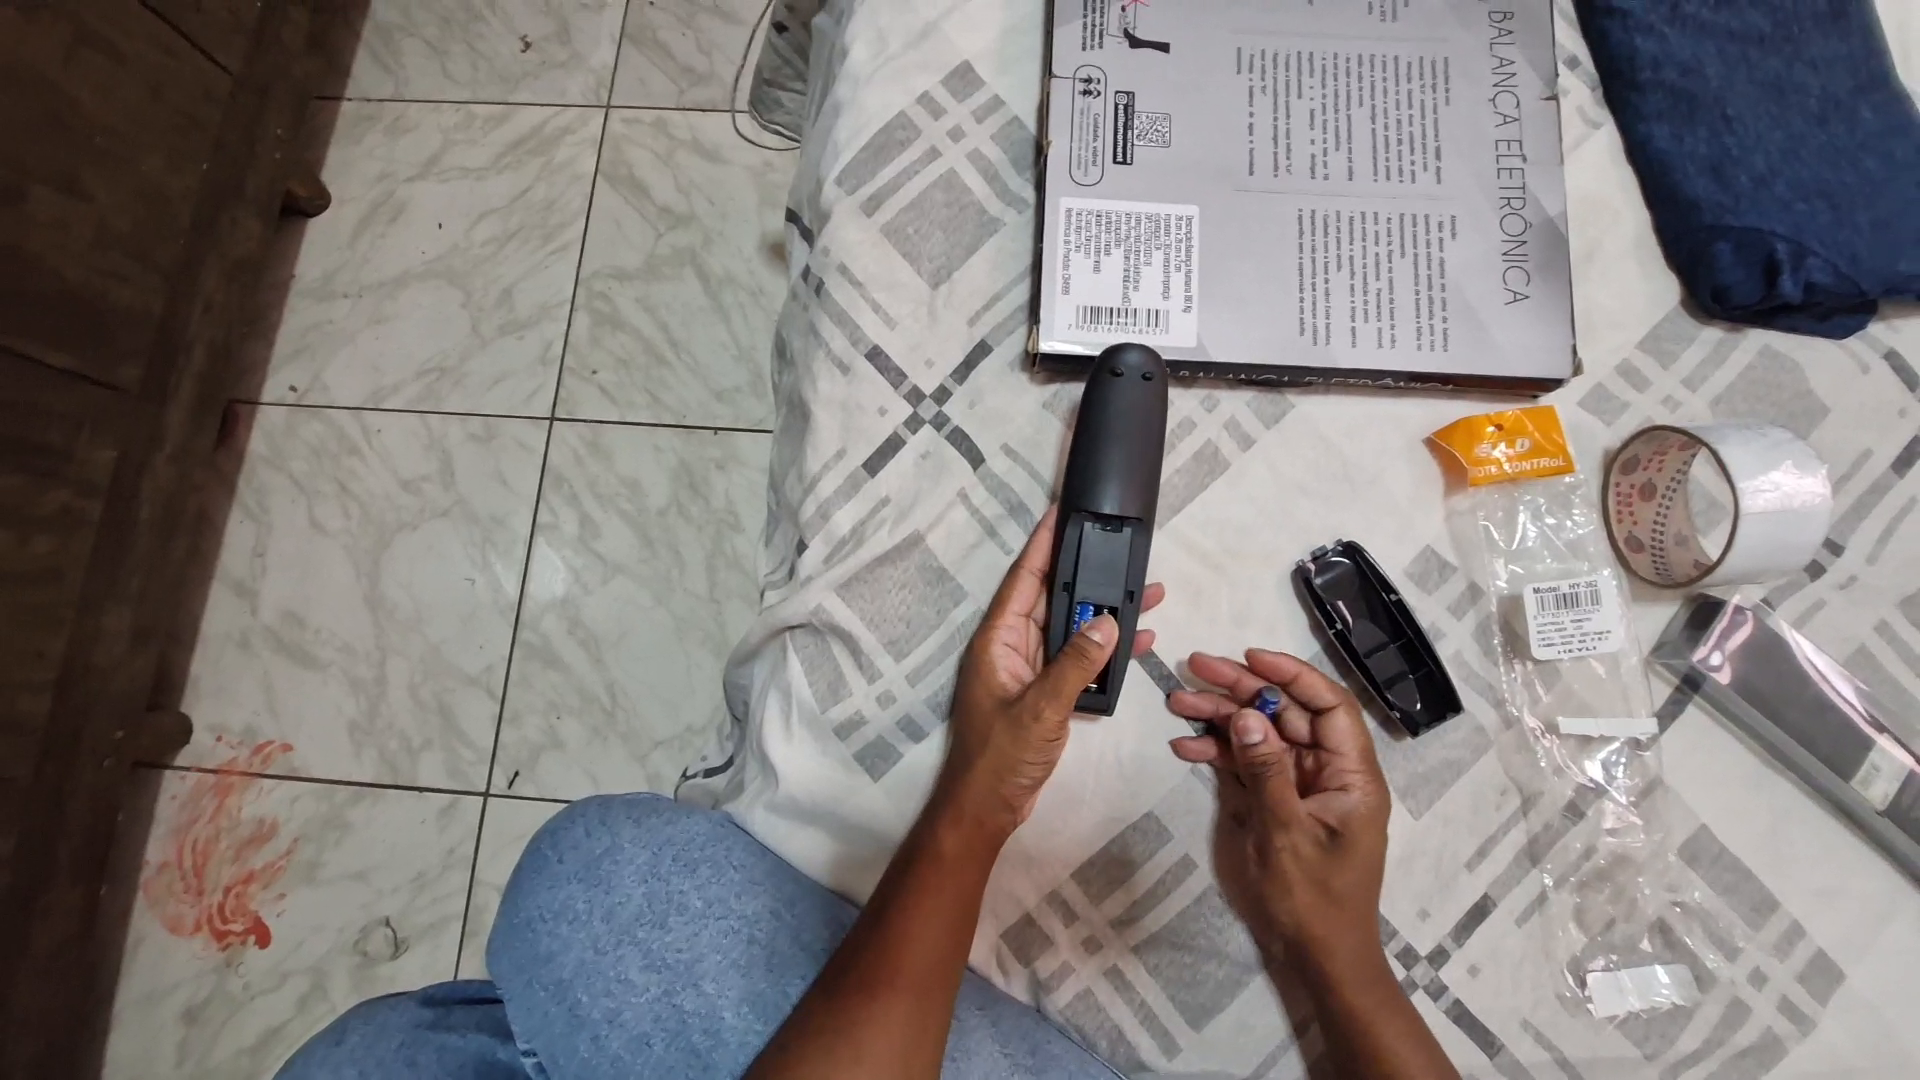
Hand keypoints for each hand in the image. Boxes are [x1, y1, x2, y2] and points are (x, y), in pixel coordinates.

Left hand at [934, 507, 1163, 839]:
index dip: (1044, 545)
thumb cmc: (1001, 757)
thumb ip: (1076, 665)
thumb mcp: (1041, 708)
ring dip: (1103, 615)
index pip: (1024, 579)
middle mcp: (1012, 647)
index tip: (1063, 512)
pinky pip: (1077, 661)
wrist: (988, 808)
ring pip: (1069, 629)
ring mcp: (1029, 670)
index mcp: (998, 640)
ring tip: (1147, 594)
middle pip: (1052, 599)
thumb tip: (1109, 621)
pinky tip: (1136, 642)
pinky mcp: (1045, 693)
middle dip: (1088, 577)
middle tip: (1123, 551)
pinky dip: (1103, 651)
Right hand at [1166, 650, 1390, 969]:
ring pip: (1259, 733)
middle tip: (1194, 668)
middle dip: (1241, 689)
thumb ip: (1267, 770)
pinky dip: (1217, 752)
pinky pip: (1245, 762)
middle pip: (1285, 713)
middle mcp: (1326, 771)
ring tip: (1177, 702)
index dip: (1293, 675)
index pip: (1329, 706)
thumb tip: (1247, 715)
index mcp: (1351, 775)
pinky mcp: (1272, 799)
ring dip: (1220, 717)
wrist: (1315, 956)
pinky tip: (1185, 747)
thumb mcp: (1287, 833)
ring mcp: (1297, 784)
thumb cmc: (1314, 898)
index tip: (1250, 657)